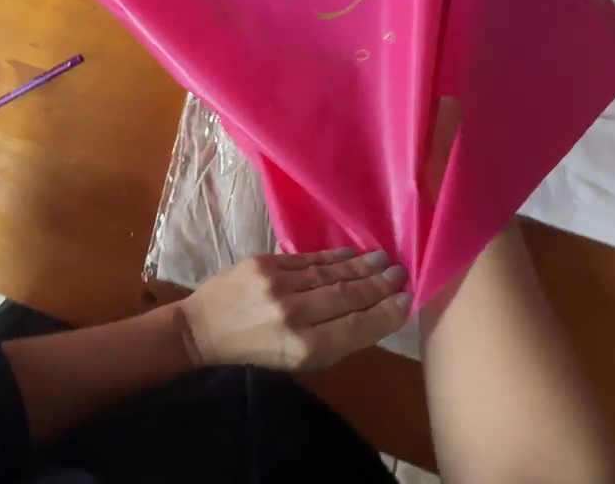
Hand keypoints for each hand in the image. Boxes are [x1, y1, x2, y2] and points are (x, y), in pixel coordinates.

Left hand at [174, 249, 409, 371]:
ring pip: (329, 273)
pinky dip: (332, 257)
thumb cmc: (258, 349)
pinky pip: (306, 259)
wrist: (207, 326)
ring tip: (384, 261)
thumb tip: (373, 315)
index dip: (386, 314)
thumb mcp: (300, 360)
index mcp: (306, 347)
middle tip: (402, 275)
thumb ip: (335, 340)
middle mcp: (294, 314)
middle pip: (347, 296)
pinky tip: (351, 254)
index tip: (407, 301)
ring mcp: (277, 284)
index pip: (358, 328)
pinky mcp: (263, 262)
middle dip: (379, 286)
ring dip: (361, 266)